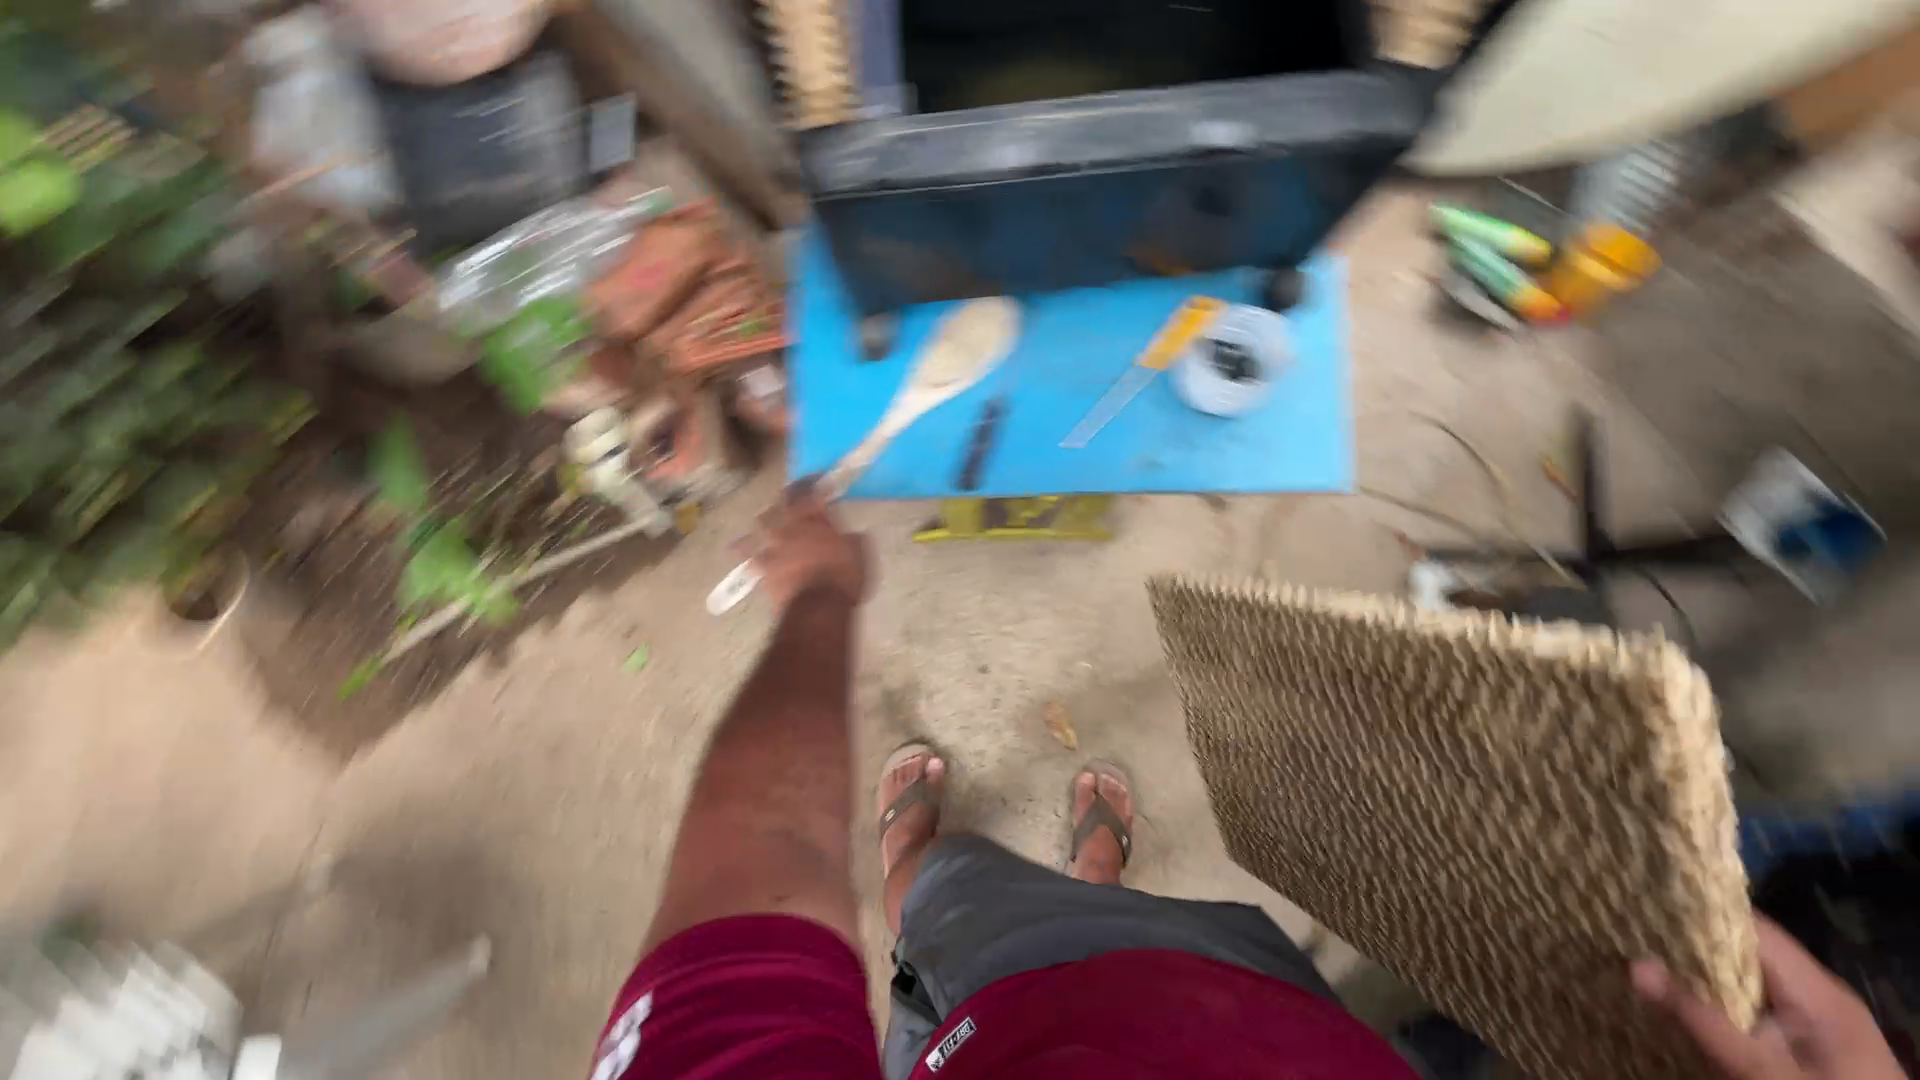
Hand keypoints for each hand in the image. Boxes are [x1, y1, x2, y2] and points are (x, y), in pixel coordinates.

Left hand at [737, 483, 868, 609]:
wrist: (817, 606)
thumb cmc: (844, 575)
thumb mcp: (859, 551)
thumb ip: (850, 538)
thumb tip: (848, 536)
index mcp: (814, 516)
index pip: (809, 489)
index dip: (811, 481)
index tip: (817, 479)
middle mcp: (789, 525)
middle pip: (781, 502)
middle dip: (787, 499)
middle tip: (792, 501)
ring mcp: (772, 545)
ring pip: (760, 524)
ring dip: (764, 522)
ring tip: (766, 521)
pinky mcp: (761, 567)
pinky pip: (748, 555)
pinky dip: (744, 551)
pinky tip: (734, 549)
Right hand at [1632, 918, 1903, 1079]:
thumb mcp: (1759, 1071)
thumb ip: (1700, 1020)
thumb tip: (1634, 966)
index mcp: (1819, 990)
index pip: (1752, 926)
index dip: (1699, 909)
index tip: (1645, 897)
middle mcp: (1822, 992)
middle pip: (1748, 947)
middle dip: (1692, 937)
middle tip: (1634, 926)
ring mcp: (1820, 1015)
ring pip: (1751, 971)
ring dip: (1704, 964)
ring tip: (1647, 952)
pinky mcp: (1812, 1035)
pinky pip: (1758, 995)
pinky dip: (1721, 988)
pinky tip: (1688, 993)